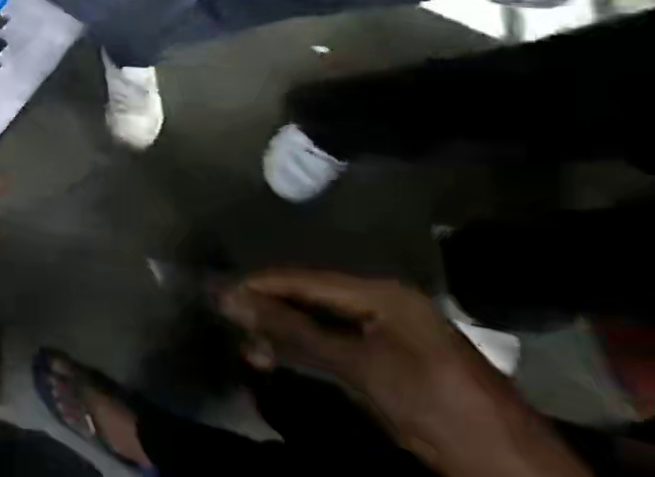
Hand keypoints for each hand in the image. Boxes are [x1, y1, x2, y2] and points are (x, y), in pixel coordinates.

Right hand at [220, 271, 589, 476]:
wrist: (520, 474)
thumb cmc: (436, 409)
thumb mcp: (360, 367)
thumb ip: (293, 329)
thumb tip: (229, 297)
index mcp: (382, 293)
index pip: (300, 278)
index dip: (256, 287)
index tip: (215, 297)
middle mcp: (384, 301)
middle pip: (308, 296)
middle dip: (267, 312)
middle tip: (232, 329)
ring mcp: (391, 329)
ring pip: (318, 319)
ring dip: (282, 333)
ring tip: (252, 351)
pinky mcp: (393, 355)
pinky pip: (336, 339)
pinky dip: (306, 348)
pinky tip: (279, 358)